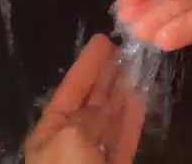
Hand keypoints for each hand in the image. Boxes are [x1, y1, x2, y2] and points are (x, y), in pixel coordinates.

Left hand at [25, 34, 143, 163]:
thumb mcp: (70, 139)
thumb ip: (87, 117)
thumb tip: (101, 109)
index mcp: (50, 133)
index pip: (70, 89)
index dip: (87, 64)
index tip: (103, 40)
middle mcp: (70, 142)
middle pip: (91, 102)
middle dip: (106, 75)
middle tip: (123, 49)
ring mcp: (93, 158)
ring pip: (108, 121)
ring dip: (121, 95)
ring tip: (135, 69)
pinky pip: (122, 142)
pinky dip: (131, 122)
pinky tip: (141, 101)